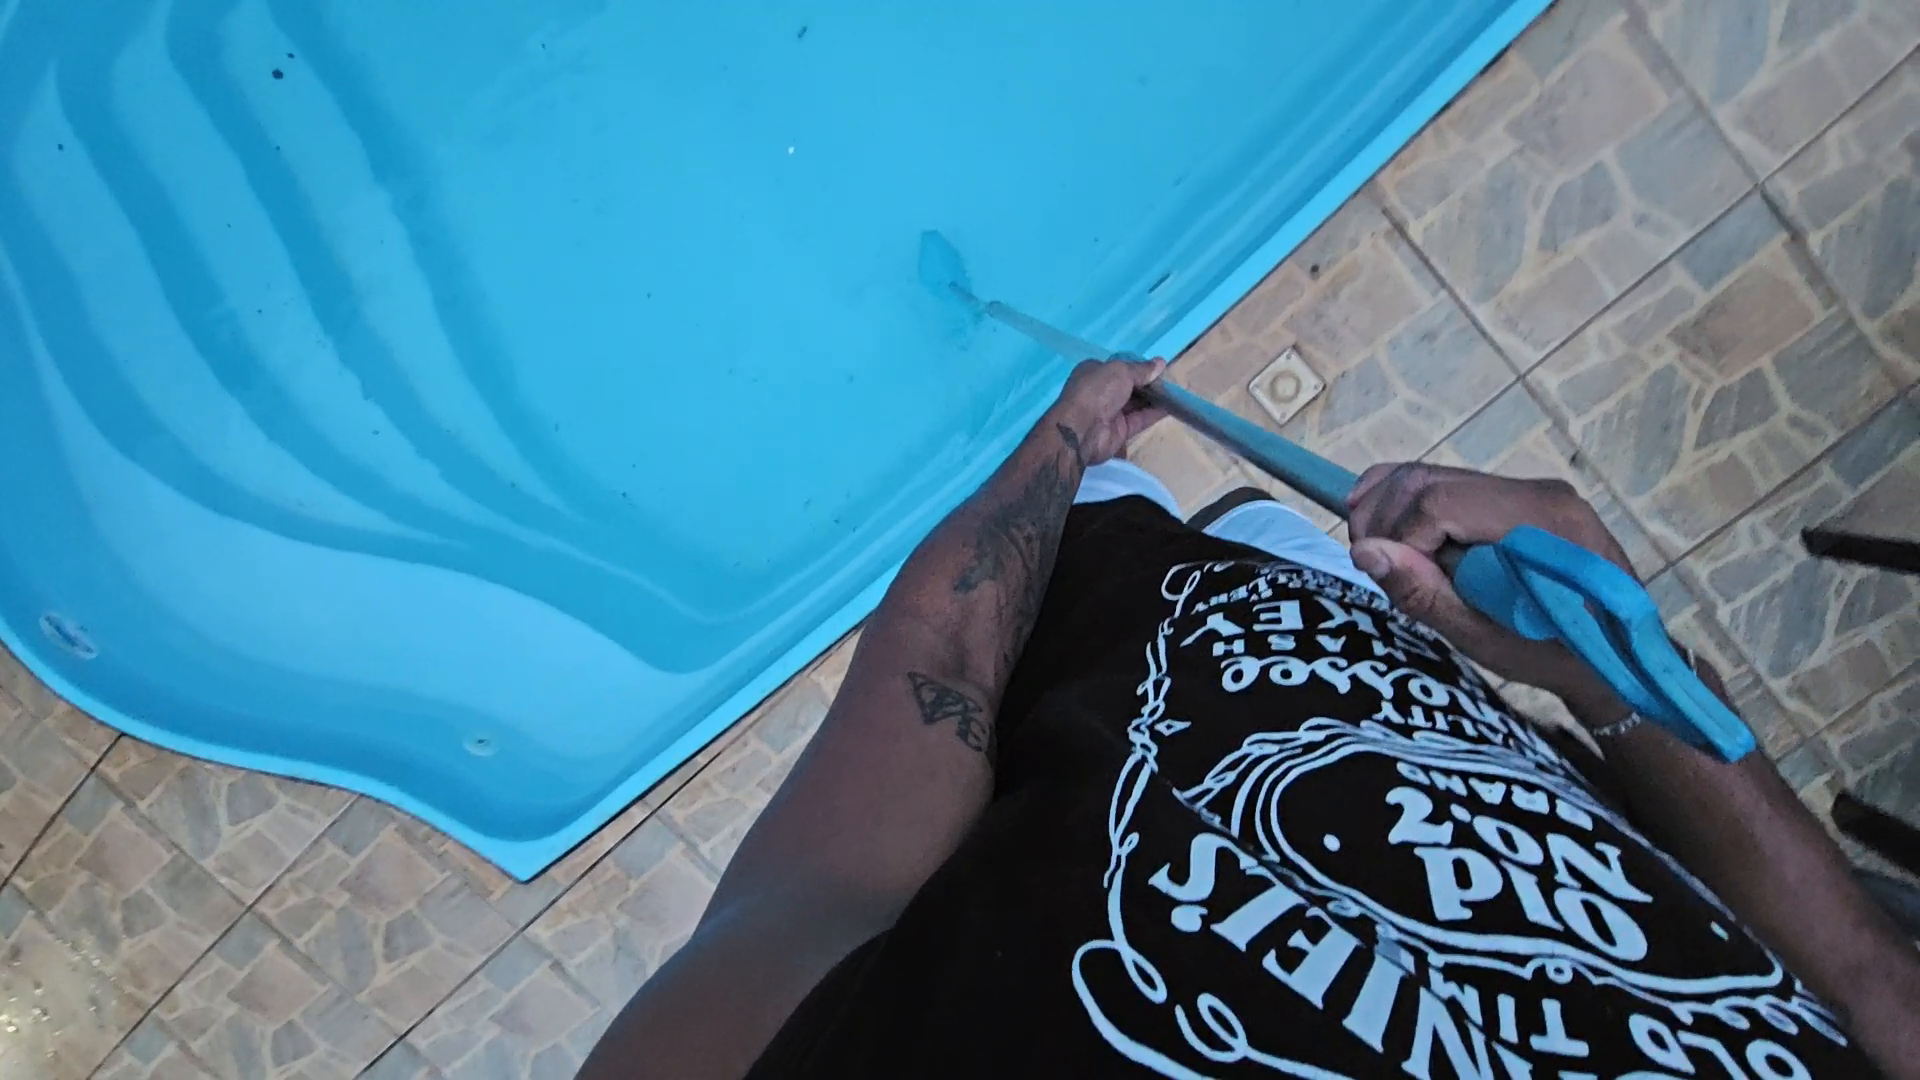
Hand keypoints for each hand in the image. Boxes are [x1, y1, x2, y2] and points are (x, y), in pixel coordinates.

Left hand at [1049, 357, 1166, 465]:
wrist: (1082, 430)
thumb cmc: (1097, 391)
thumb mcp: (1120, 371)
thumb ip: (1141, 369)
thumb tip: (1160, 363)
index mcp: (1094, 372)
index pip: (1119, 368)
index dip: (1138, 367)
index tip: (1158, 368)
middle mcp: (1100, 392)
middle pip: (1129, 386)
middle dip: (1148, 384)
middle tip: (1171, 381)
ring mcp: (1109, 412)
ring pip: (1136, 403)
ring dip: (1154, 398)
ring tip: (1176, 392)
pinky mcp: (1119, 431)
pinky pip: (1140, 419)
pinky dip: (1154, 413)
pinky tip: (1172, 407)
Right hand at [1345, 463, 1633, 723]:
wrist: (1608, 651)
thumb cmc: (1547, 652)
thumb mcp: (1482, 637)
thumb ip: (1423, 591)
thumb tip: (1363, 552)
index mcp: (1540, 523)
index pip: (1438, 503)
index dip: (1397, 537)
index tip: (1392, 577)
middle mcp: (1533, 491)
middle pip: (1423, 482)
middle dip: (1380, 520)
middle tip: (1371, 563)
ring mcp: (1520, 488)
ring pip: (1422, 476)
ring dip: (1381, 510)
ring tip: (1376, 551)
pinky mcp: (1504, 494)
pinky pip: (1435, 480)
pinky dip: (1394, 498)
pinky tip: (1380, 525)